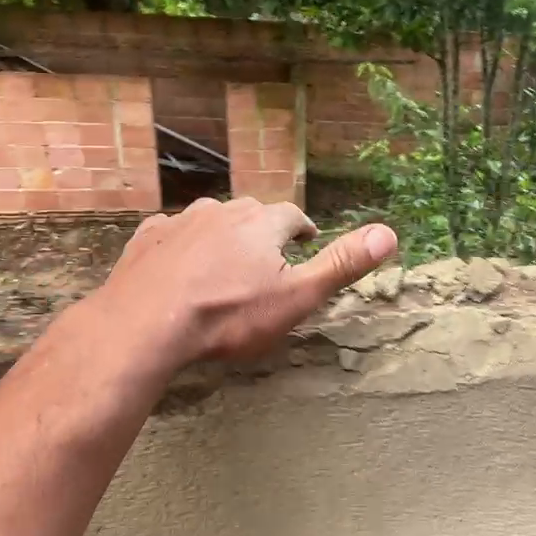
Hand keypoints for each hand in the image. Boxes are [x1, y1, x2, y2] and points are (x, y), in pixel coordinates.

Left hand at [87, 198, 396, 369]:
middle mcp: (222, 211)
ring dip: (223, 236)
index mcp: (262, 224)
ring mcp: (179, 223)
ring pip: (211, 221)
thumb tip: (389, 233)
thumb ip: (342, 264)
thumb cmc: (229, 316)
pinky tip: (180, 265)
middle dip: (263, 232)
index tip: (305, 241)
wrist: (147, 325)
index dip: (301, 230)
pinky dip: (182, 245)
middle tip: (268, 257)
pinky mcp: (147, 240)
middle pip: (251, 214)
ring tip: (226, 262)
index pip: (291, 216)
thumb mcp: (297, 297)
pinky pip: (172, 234)